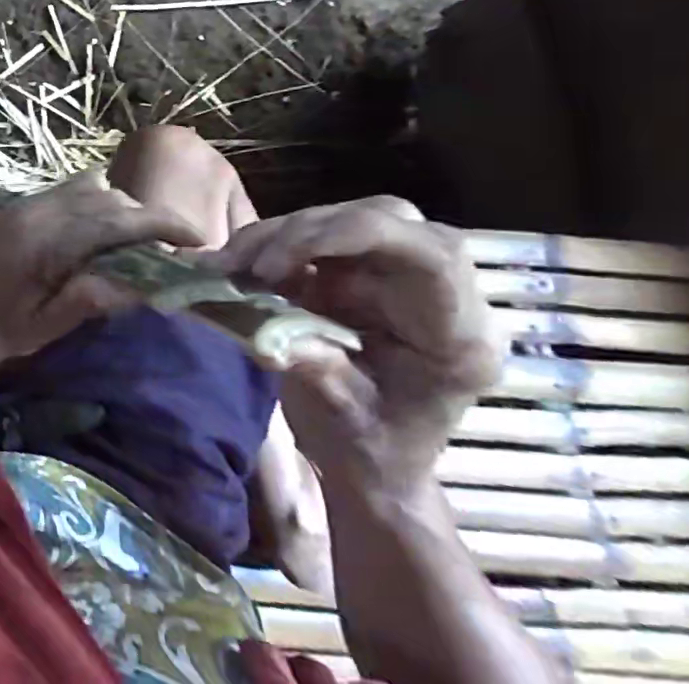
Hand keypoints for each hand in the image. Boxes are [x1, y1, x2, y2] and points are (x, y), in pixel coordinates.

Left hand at [0, 171, 203, 369]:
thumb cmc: (5, 332)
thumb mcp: (49, 327)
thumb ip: (92, 300)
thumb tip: (146, 284)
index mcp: (44, 245)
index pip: (115, 222)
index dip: (160, 225)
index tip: (195, 239)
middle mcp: (38, 213)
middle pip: (110, 199)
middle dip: (148, 218)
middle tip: (172, 247)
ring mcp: (31, 203)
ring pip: (96, 187)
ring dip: (126, 208)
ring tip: (140, 239)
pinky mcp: (28, 203)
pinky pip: (76, 188)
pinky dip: (103, 202)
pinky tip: (107, 229)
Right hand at [210, 198, 503, 489]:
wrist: (374, 468)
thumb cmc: (374, 454)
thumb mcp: (346, 420)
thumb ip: (316, 369)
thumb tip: (265, 331)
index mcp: (460, 333)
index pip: (430, 254)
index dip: (354, 234)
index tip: (276, 260)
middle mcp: (440, 290)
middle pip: (382, 220)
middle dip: (306, 233)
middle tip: (249, 265)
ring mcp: (400, 274)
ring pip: (345, 221)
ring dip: (281, 237)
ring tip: (229, 264)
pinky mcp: (366, 270)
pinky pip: (322, 238)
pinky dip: (276, 246)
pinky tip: (240, 265)